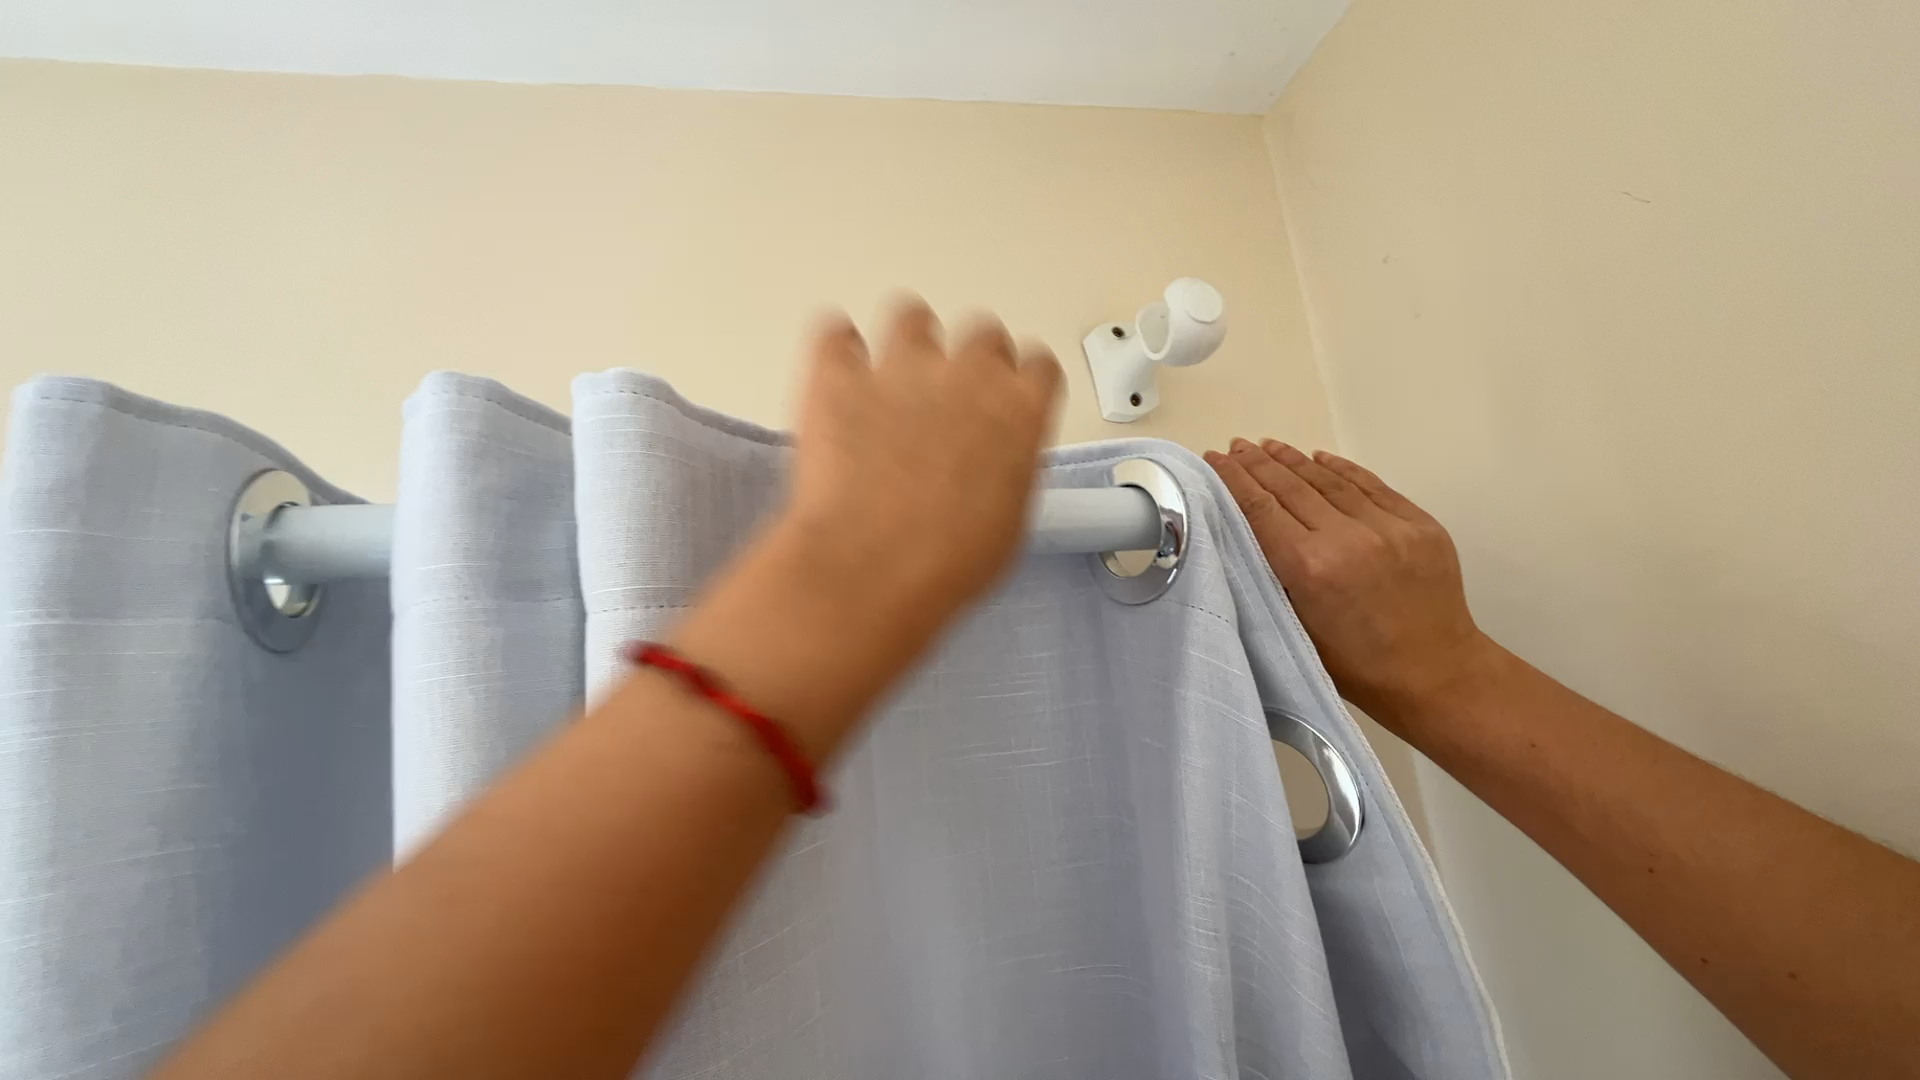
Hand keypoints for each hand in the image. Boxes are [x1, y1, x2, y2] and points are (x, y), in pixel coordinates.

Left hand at [783, 298, 1063, 620]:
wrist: (872, 568)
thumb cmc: (946, 562)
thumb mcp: (1009, 524)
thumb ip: (1009, 470)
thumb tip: (994, 466)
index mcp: (1020, 409)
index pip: (1038, 366)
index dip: (1023, 382)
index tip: (1011, 397)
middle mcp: (967, 374)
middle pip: (982, 333)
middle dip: (971, 360)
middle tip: (953, 396)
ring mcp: (900, 368)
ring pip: (911, 315)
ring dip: (908, 339)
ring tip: (894, 375)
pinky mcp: (838, 376)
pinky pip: (835, 332)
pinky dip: (838, 348)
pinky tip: (839, 372)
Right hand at [1204, 438, 1494, 722]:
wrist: (1437, 675)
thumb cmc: (1354, 666)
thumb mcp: (1294, 626)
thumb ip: (1272, 577)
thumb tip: (1246, 536)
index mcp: (1308, 568)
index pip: (1260, 508)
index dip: (1233, 480)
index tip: (1213, 459)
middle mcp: (1346, 538)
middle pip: (1290, 487)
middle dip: (1257, 463)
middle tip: (1235, 446)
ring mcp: (1388, 527)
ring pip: (1329, 481)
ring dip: (1294, 460)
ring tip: (1268, 446)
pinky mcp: (1419, 524)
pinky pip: (1371, 486)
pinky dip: (1341, 469)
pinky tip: (1318, 458)